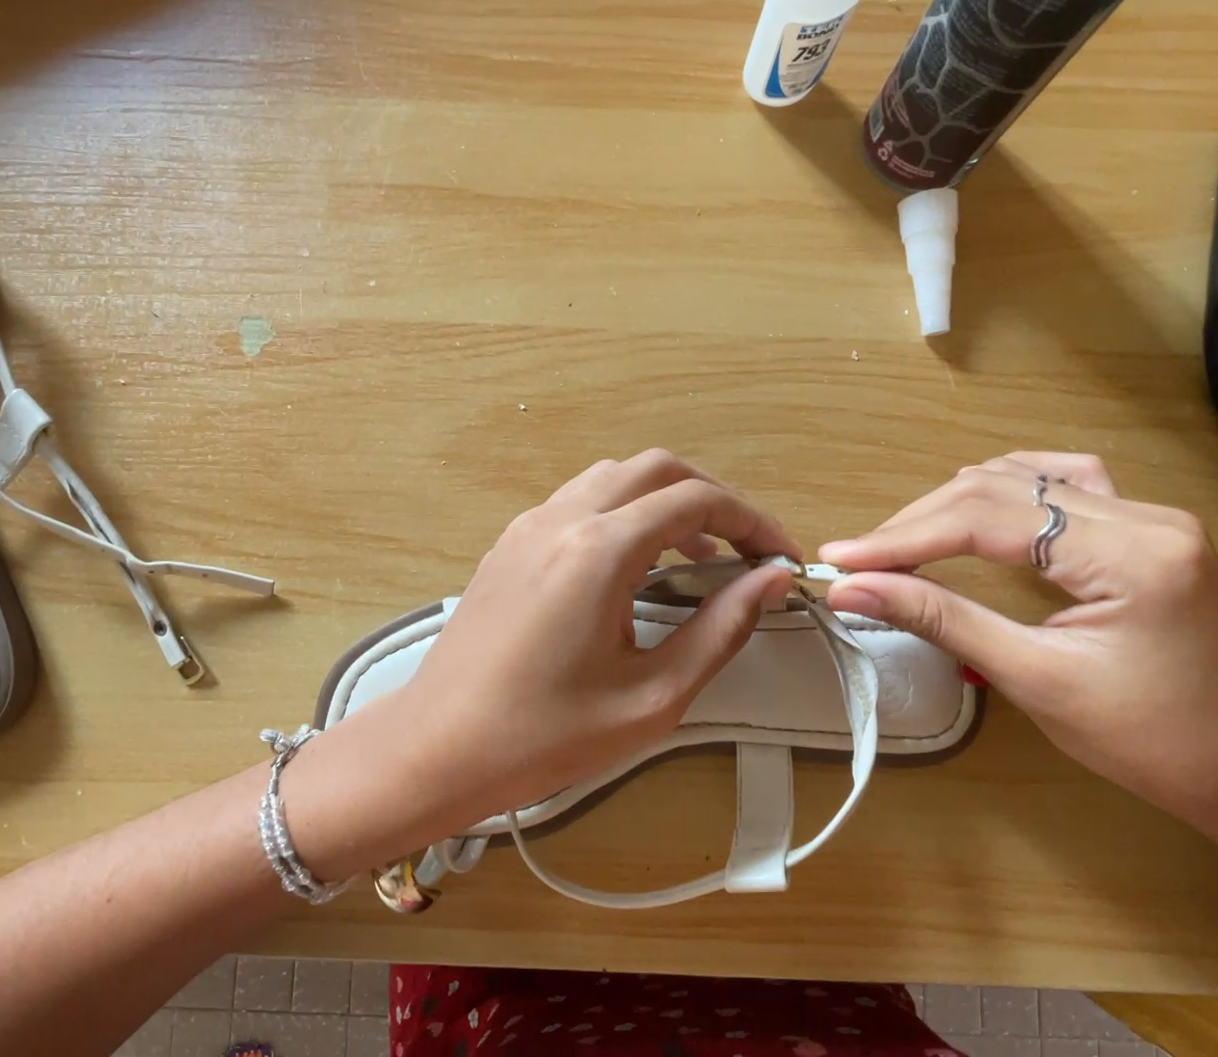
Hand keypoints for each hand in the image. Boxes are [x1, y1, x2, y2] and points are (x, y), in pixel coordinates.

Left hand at [293, 450, 797, 870]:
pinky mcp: (508, 543)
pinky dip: (623, 513)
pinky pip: (578, 501)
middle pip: (656, 469)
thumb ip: (720, 630)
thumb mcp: (651, 697)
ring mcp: (527, 526)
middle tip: (744, 551)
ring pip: (614, 478)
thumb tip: (771, 580)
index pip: (697, 501)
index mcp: (599, 550)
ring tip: (697, 559)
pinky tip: (635, 567)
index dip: (753, 522)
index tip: (782, 559)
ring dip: (665, 502)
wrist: (436, 748)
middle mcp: (562, 518)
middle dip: (712, 499)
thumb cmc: (544, 737)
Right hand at [818, 452, 1217, 850]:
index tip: (840, 558)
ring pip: (1026, 479)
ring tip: (904, 545)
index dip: (905, 536)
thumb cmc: (1148, 742)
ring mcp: (1151, 517)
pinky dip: (1006, 493)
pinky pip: (1063, 485)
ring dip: (955, 505)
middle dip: (920, 522)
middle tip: (861, 562)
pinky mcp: (1145, 531)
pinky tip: (977, 510)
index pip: (989, 518)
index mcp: (1130, 553)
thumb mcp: (1034, 680)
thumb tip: (853, 590)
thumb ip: (941, 620)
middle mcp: (1145, 515)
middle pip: (1000, 488)